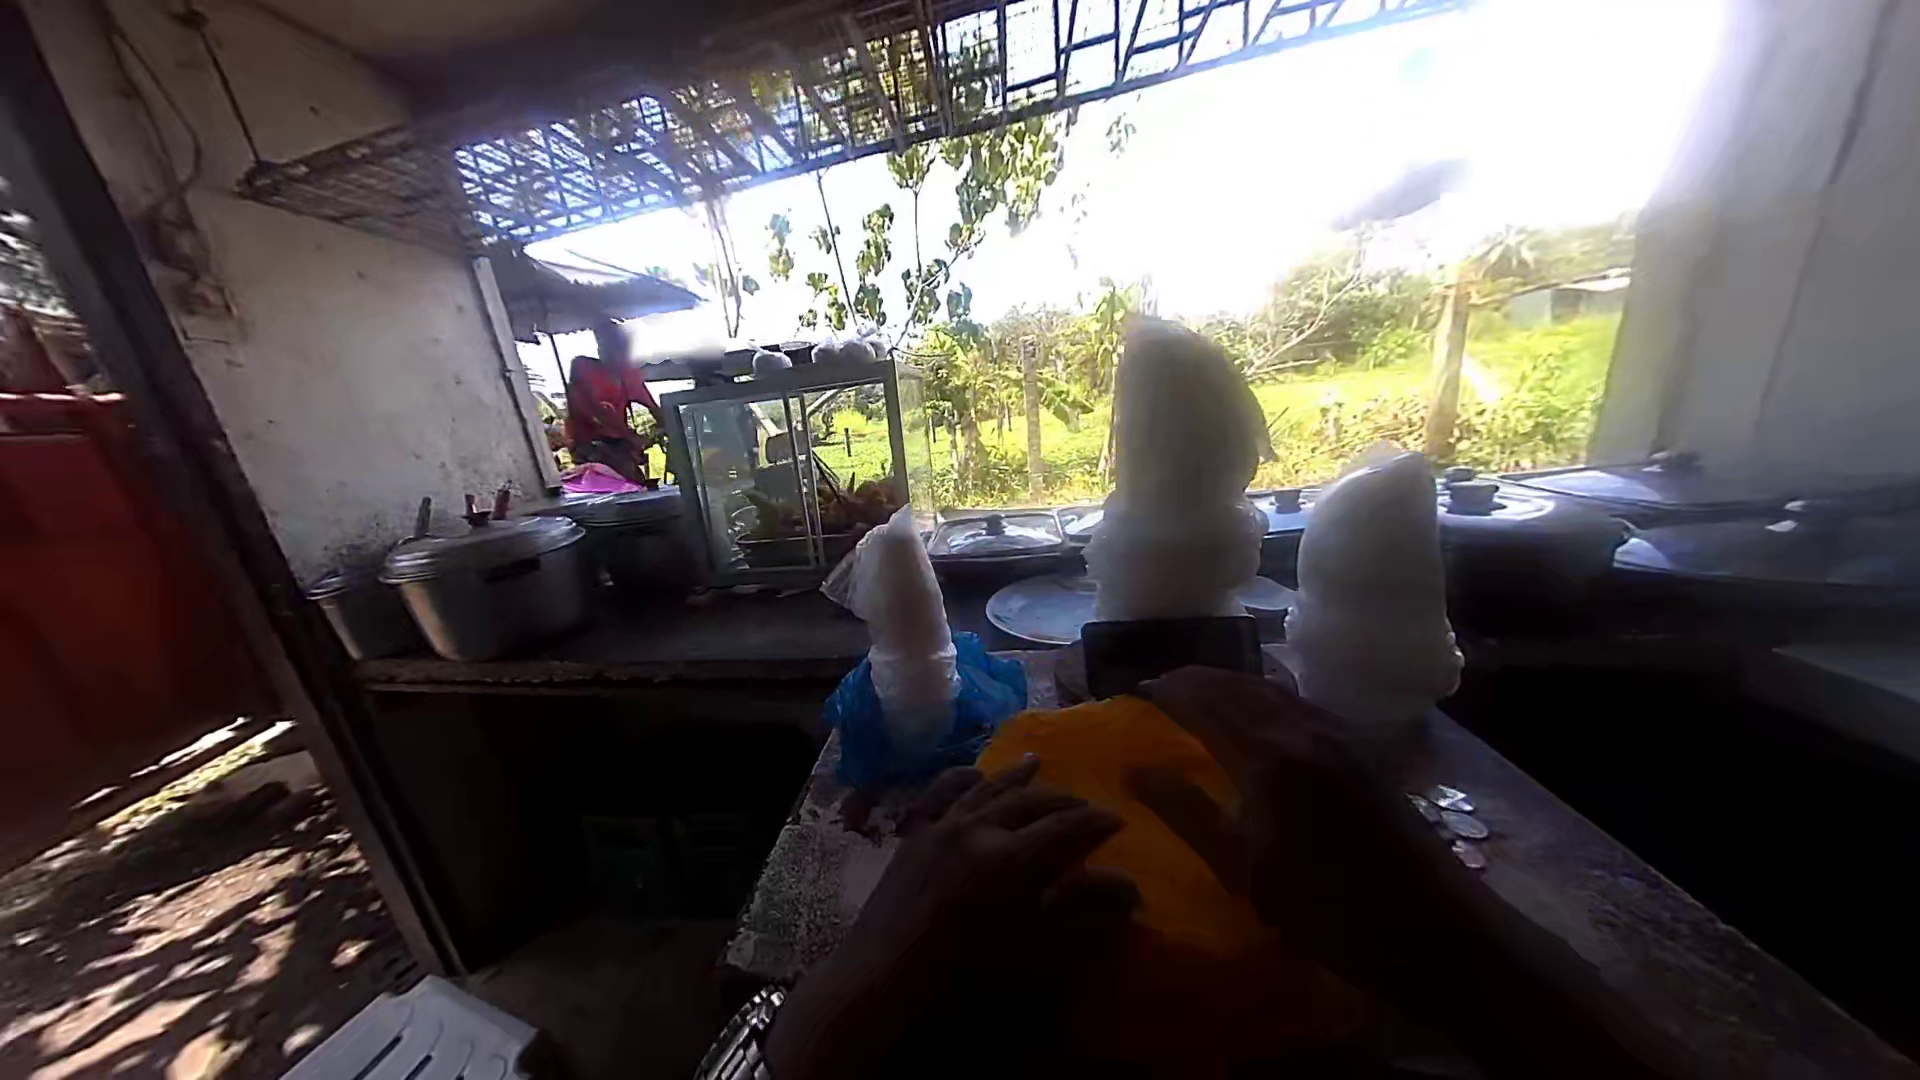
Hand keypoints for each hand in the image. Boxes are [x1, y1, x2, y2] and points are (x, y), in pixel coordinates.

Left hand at [766, 760, 1135, 1079]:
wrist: (887, 969)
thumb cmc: (964, 969)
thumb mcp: (1030, 945)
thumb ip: (1078, 908)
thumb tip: (1129, 885)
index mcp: (1007, 856)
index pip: (1061, 827)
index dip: (1091, 822)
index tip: (1115, 817)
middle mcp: (978, 826)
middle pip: (1028, 801)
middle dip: (1060, 799)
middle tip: (1082, 802)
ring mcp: (944, 822)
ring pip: (988, 788)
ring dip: (1015, 776)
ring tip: (1035, 762)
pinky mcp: (919, 829)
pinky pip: (942, 792)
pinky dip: (962, 778)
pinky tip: (973, 771)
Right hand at [1131, 667, 1461, 990]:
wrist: (1441, 932)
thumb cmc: (1329, 906)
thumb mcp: (1243, 868)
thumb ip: (1185, 811)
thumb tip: (1134, 771)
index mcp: (1269, 753)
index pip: (1206, 703)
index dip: (1170, 693)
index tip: (1139, 690)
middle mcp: (1302, 727)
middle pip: (1237, 685)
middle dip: (1195, 678)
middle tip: (1163, 684)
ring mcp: (1336, 733)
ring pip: (1270, 687)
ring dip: (1229, 681)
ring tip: (1200, 689)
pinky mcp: (1359, 746)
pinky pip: (1297, 699)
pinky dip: (1262, 692)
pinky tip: (1258, 708)